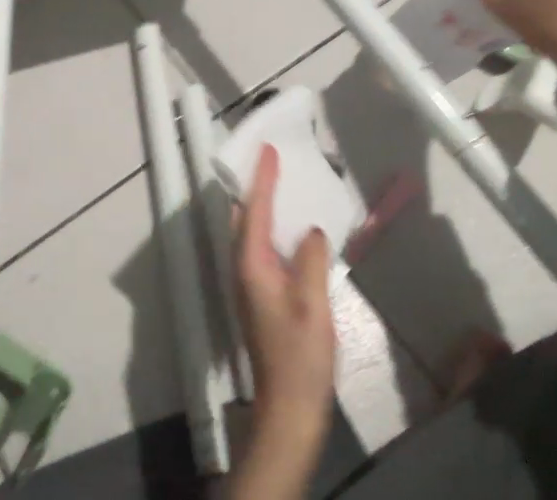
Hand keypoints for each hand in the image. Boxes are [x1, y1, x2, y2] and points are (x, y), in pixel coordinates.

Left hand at [237, 145, 335, 444]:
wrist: (289, 405)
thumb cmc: (301, 355)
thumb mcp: (312, 304)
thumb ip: (311, 260)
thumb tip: (311, 231)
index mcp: (251, 265)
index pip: (254, 210)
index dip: (262, 179)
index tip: (268, 149)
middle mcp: (244, 269)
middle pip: (245, 218)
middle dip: (256, 187)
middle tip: (274, 160)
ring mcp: (251, 284)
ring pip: (253, 234)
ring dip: (265, 208)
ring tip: (286, 184)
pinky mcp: (262, 296)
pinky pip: (264, 250)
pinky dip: (275, 230)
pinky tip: (296, 231)